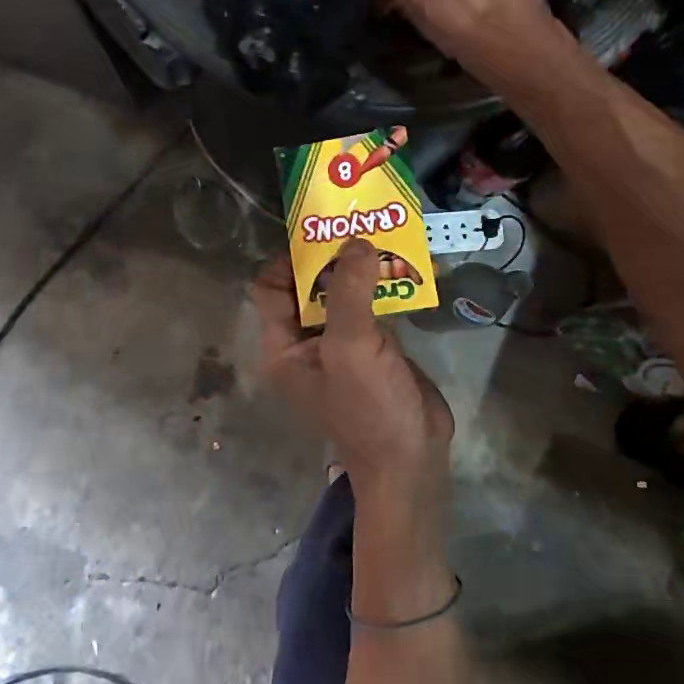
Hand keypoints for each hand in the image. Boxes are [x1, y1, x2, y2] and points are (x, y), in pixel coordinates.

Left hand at [251, 239, 453, 493]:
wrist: (412, 457)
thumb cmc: (368, 407)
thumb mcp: (350, 348)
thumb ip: (349, 292)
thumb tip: (356, 241)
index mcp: (282, 348)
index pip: (271, 289)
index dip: (291, 261)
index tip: (324, 238)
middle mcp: (305, 345)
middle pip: (308, 288)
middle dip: (332, 259)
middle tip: (360, 226)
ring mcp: (340, 347)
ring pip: (342, 295)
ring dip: (360, 271)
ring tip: (385, 237)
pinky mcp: (372, 349)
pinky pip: (370, 308)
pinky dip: (382, 289)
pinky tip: (404, 268)